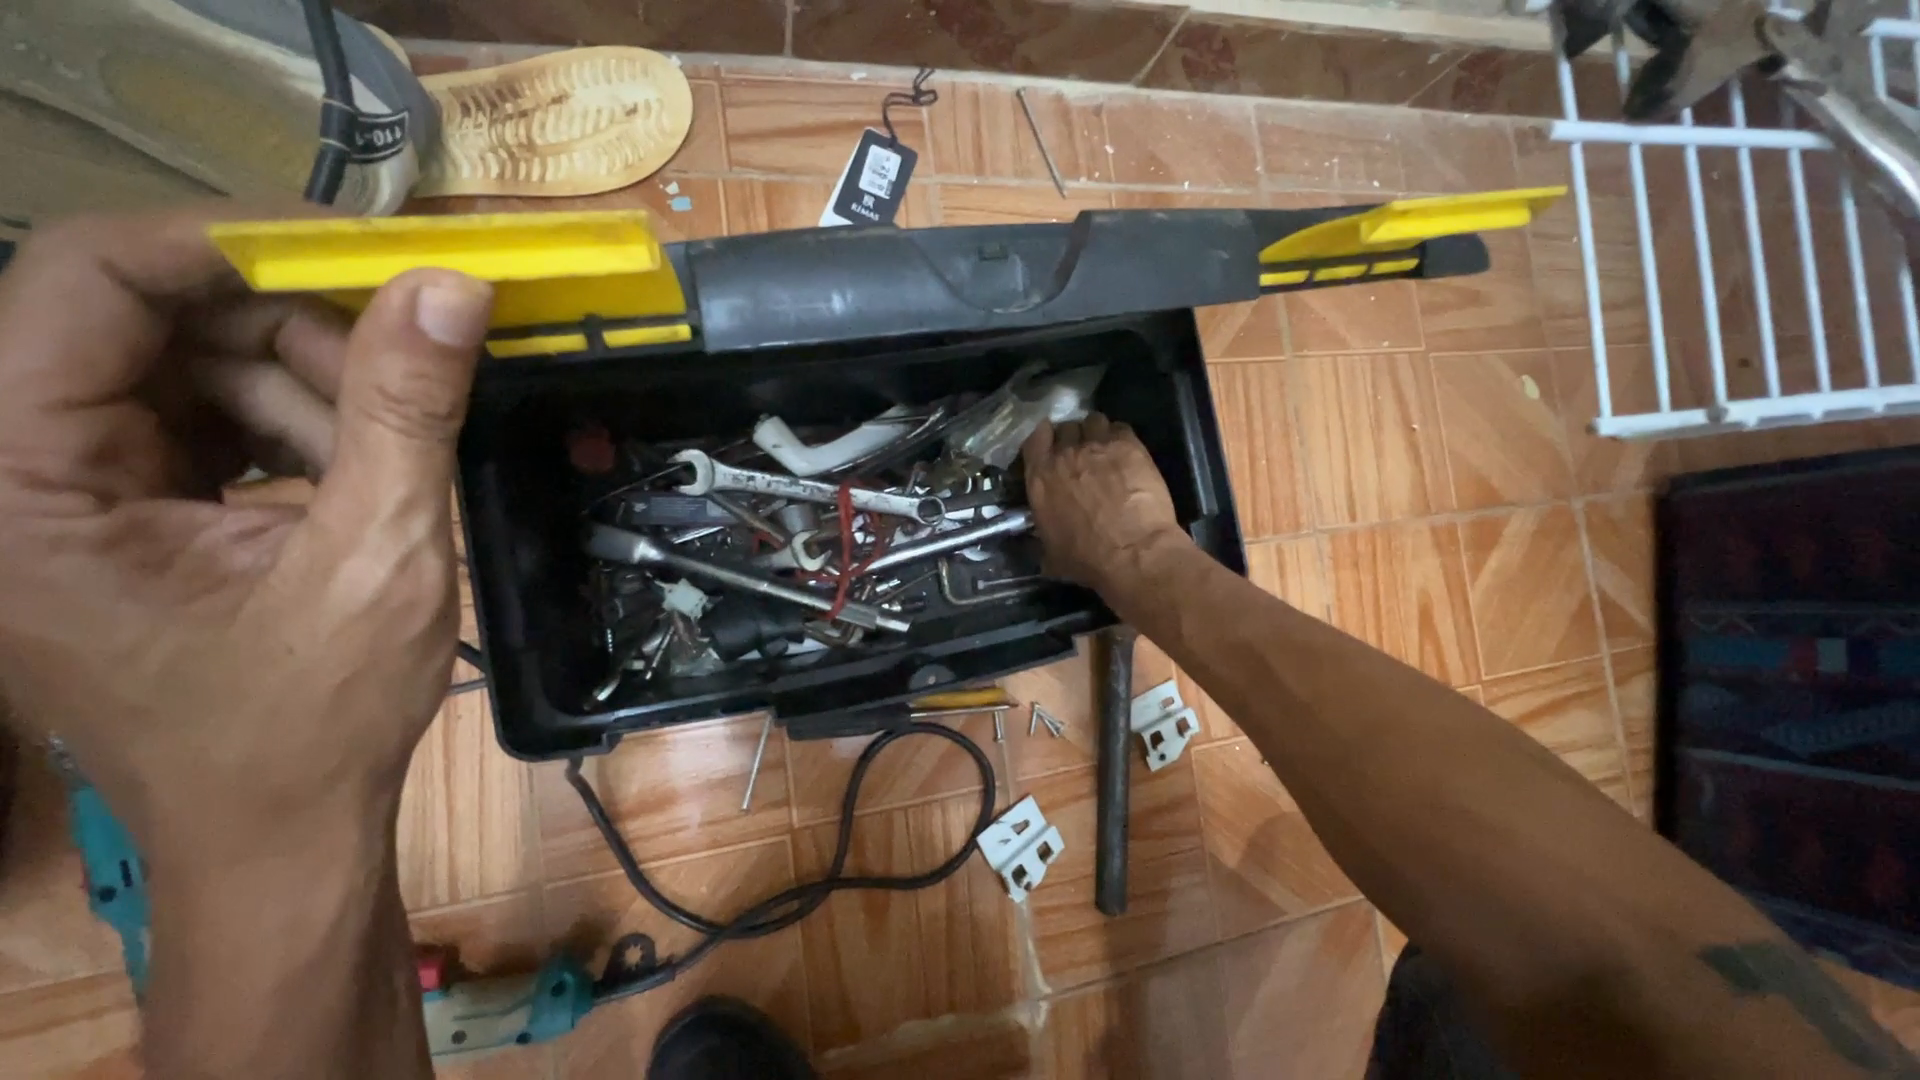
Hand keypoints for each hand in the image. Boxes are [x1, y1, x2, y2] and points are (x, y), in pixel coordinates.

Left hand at [0, 208, 492, 860]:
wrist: (285, 831)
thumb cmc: (316, 717)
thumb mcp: (378, 555)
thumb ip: (404, 411)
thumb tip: (451, 287)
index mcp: (16, 482)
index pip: (84, 282)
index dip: (230, 250)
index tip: (369, 263)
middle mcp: (8, 474)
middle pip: (144, 324)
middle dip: (289, 336)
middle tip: (406, 374)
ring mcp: (62, 498)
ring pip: (186, 372)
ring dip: (305, 389)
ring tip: (389, 452)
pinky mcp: (120, 520)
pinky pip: (202, 426)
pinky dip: (293, 431)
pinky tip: (355, 476)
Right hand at [1021, 413, 1188, 594]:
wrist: (1132, 552)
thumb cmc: (1087, 559)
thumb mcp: (1050, 553)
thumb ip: (1042, 535)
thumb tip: (1041, 539)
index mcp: (1040, 478)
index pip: (1035, 438)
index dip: (1045, 438)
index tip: (1052, 446)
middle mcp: (1065, 454)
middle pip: (1066, 427)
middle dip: (1073, 437)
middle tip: (1083, 453)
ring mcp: (1097, 445)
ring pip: (1093, 421)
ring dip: (1097, 433)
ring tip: (1106, 449)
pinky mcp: (1129, 445)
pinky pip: (1120, 427)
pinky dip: (1120, 437)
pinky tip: (1127, 452)